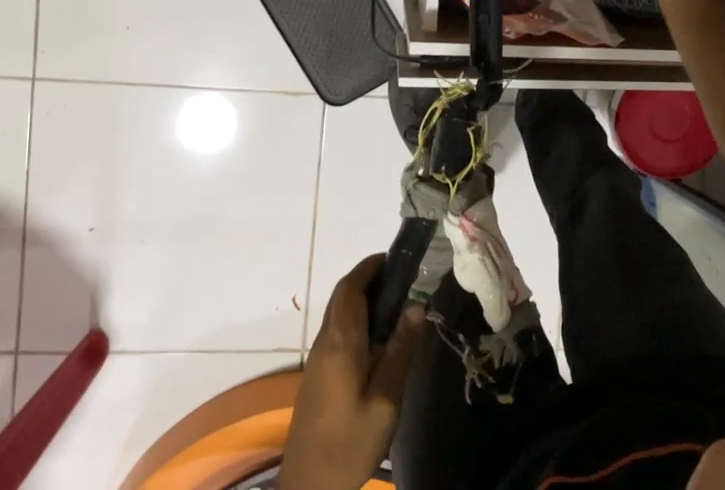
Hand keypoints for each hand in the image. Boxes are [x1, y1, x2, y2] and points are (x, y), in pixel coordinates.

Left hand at [281, 255, 427, 489]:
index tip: (395, 258)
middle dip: (369, 280)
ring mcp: (318, 361)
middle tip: (404, 279)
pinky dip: (358, 321)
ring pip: (339, 315)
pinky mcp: (318, 377)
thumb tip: (416, 306)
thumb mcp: (385, 399)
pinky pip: (338, 334)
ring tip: (399, 305)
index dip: (369, 267)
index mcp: (341, 343)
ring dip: (363, 300)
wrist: (309, 486)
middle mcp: (325, 343)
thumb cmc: (350, 443)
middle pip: (343, 297)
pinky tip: (381, 339)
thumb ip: (399, 351)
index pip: (350, 288)